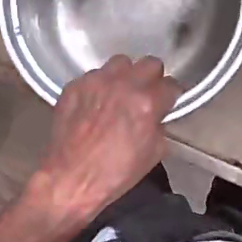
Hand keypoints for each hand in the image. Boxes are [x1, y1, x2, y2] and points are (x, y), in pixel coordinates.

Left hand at [25, 55, 181, 223]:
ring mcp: (95, 82)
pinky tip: (95, 103)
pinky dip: (99, 86)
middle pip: (148, 63)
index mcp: (146, 103)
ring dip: (124, 76)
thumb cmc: (113, 173)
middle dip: (151, 77)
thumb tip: (156, 116)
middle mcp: (122, 85)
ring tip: (119, 93)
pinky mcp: (75, 86)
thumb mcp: (153, 153)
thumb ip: (159, 125)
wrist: (70, 178)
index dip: (171, 93)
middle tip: (146, 92)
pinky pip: (93, 76)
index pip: (170, 84)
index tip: (168, 99)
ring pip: (119, 63)